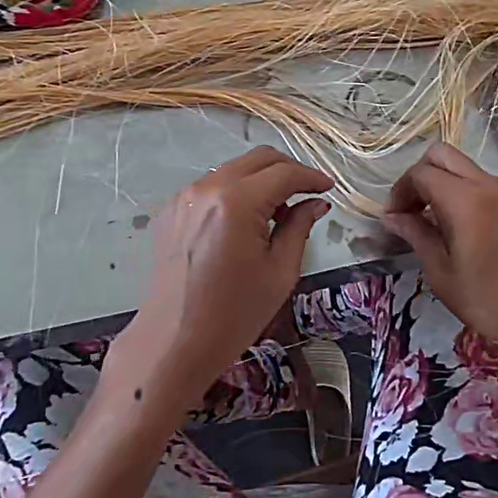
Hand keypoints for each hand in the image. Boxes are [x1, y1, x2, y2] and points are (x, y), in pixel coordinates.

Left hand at [107, 147, 332, 413]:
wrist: (175, 338)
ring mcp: (184, 197)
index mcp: (236, 201)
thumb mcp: (279, 272)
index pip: (283, 173)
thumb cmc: (234, 313)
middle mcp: (206, 188)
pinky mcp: (170, 210)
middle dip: (286, 170)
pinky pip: (209, 188)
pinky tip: (241, 224)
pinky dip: (232, 194)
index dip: (311, 177)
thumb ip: (299, 227)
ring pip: (231, 170)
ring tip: (275, 215)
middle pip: (256, 159)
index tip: (327, 188)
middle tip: (306, 194)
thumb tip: (315, 203)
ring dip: (258, 181)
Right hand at [382, 142, 497, 370]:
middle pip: (443, 155)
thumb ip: (415, 235)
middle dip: (420, 176)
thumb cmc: (491, 303)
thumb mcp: (441, 273)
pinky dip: (468, 194)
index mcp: (466, 202)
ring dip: (445, 184)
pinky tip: (469, 229)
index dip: (400, 191)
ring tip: (438, 222)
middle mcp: (491, 187)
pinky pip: (489, 184)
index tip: (395, 218)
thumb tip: (391, 216)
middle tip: (413, 209)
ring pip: (466, 168)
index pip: (421, 173)